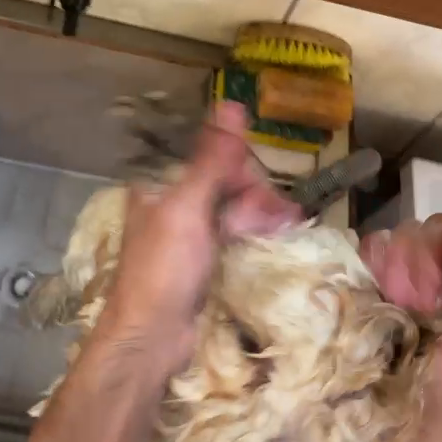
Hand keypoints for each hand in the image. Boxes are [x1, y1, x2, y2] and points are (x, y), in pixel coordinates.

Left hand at [98, 102, 300, 371]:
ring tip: (289, 223)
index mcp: (159, 181)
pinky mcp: (202, 255)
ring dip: (260, 208)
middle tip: (281, 210)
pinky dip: (254, 227)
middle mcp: (172, 199)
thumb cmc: (164, 267)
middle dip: (253, 188)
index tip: (258, 174)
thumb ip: (212, 158)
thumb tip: (232, 104)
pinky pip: (232, 229)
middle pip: (221, 177)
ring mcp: (188, 229)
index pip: (203, 151)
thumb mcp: (188, 207)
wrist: (152, 338)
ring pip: (230, 203)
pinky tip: (279, 232)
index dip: (234, 159)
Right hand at [362, 210, 441, 441]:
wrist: (416, 432)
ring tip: (409, 307)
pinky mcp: (373, 285)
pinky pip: (370, 249)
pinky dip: (375, 263)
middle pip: (434, 225)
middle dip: (433, 256)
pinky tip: (383, 293)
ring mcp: (407, 278)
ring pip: (401, 235)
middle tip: (434, 298)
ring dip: (405, 267)